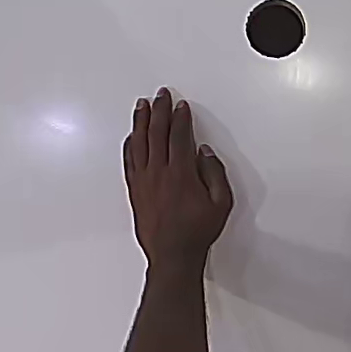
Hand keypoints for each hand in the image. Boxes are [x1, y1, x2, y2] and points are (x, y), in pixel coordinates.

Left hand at [124, 88, 234, 275]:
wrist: (172, 256)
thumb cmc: (196, 232)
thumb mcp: (221, 203)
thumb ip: (215, 173)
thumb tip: (205, 153)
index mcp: (181, 173)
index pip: (179, 136)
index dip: (180, 118)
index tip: (181, 106)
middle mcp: (159, 173)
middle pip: (157, 133)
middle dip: (160, 110)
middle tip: (160, 96)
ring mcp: (144, 181)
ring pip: (139, 143)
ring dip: (141, 121)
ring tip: (142, 106)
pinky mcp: (135, 190)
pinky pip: (129, 161)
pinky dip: (130, 145)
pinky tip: (131, 136)